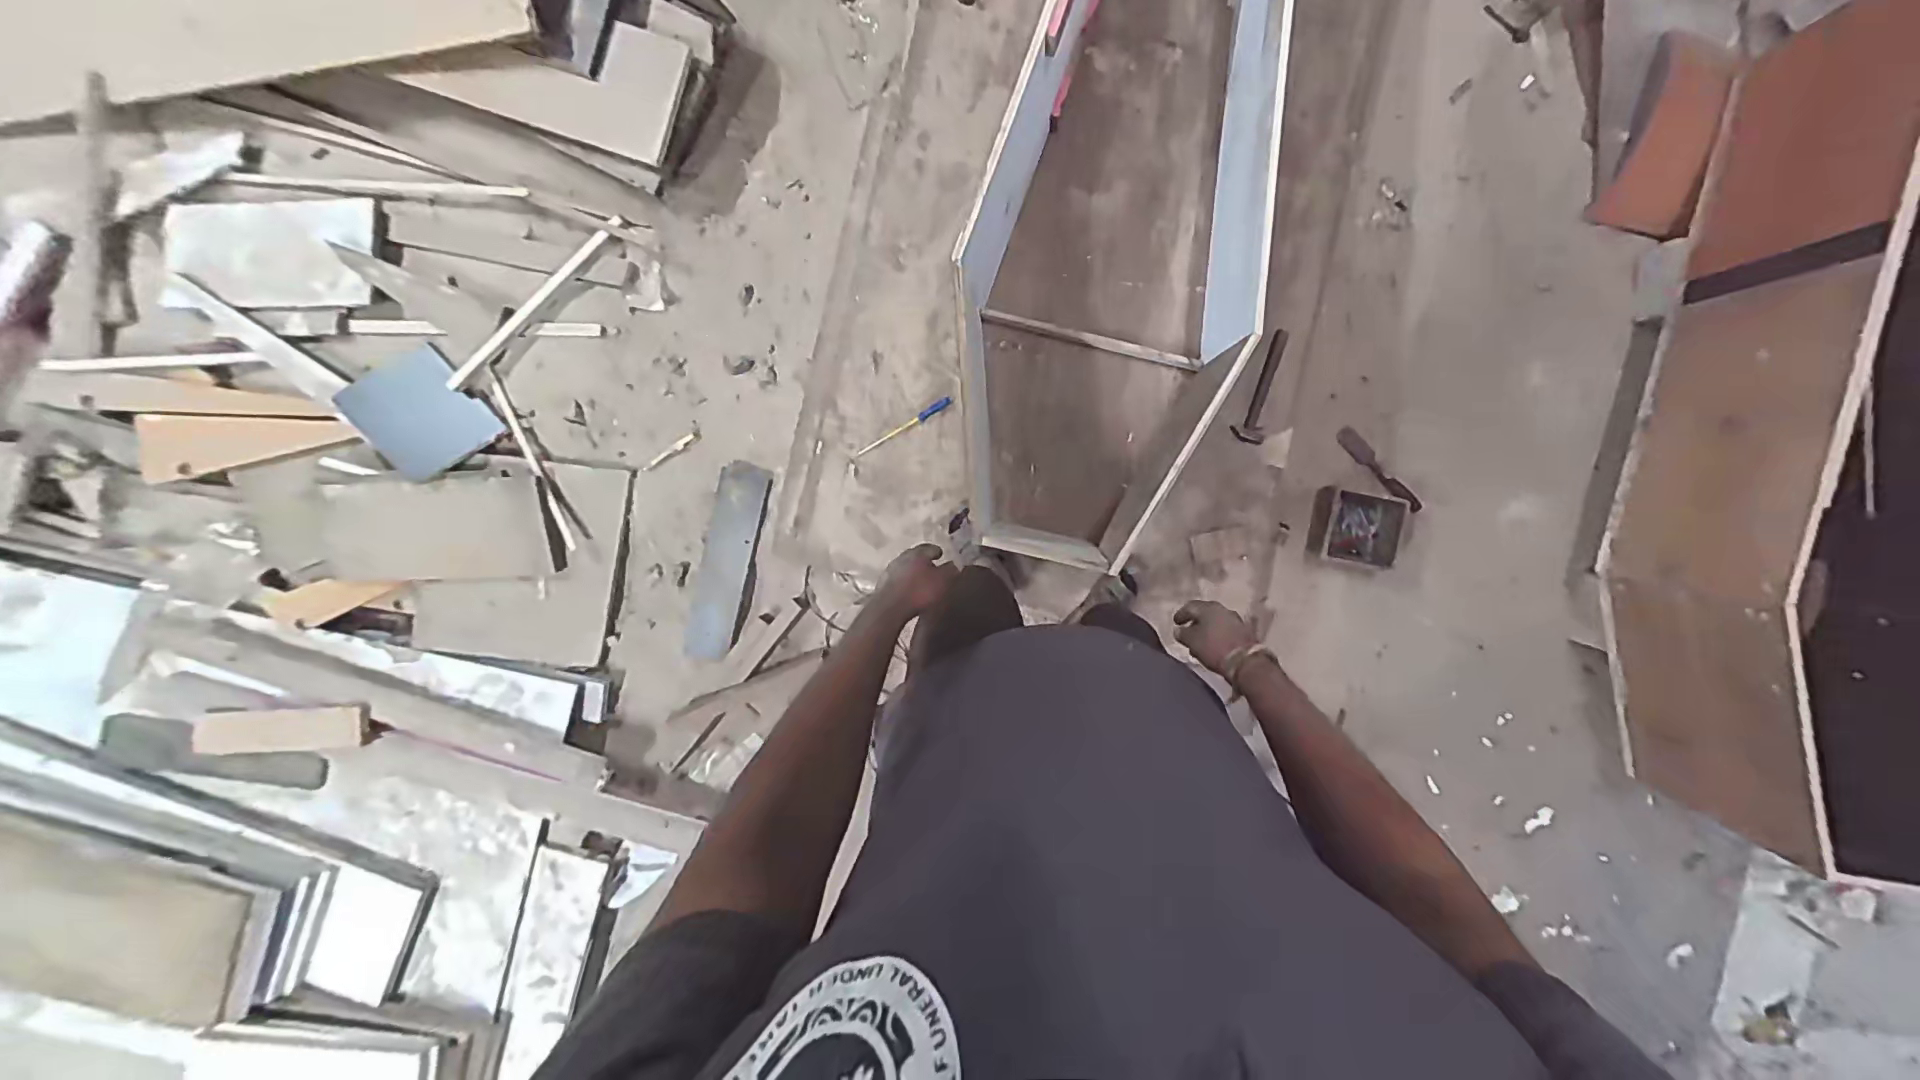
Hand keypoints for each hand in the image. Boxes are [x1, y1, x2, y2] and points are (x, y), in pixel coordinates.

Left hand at [875, 543, 955, 618]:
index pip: (930, 547)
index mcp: (917, 553)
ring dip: (912, 573)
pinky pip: (897, 580)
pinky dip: (904, 583)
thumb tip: (954, 564)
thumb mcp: (943, 581)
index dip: (937, 552)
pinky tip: (908, 592)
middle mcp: (902, 557)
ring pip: (905, 568)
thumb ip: (951, 570)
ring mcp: (889, 570)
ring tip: (920, 582)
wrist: (890, 608)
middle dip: (924, 562)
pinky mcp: (882, 584)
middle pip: (915, 556)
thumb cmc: (920, 591)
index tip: (942, 555)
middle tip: (932, 569)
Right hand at [1173, 600, 1259, 674]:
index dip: (1181, 614)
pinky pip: (1226, 630)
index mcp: (1208, 608)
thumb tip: (1178, 630)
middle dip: (1195, 621)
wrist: (1245, 661)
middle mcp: (1223, 609)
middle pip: (1205, 612)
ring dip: (1207, 629)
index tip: (1176, 622)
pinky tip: (1213, 644)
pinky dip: (1217, 634)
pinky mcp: (1245, 632)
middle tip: (1187, 630)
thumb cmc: (1213, 647)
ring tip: (1200, 640)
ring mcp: (1236, 620)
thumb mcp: (1191, 641)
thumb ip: (1182, 634)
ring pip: (1216, 621)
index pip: (1190, 606)